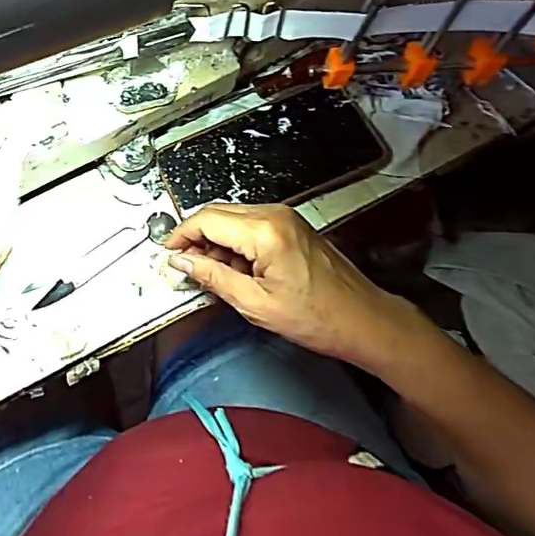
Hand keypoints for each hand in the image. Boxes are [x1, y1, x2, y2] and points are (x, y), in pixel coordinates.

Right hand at [164, 203, 439, 371]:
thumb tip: (182, 262)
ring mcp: (284, 218)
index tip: (169, 253)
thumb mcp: (255, 304)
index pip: (206, 220)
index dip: (181, 236)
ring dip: (214, 241)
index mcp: (265, 232)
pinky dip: (233, 242)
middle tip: (184, 264)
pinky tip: (234, 268)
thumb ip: (212, 276)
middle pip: (216, 213)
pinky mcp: (290, 225)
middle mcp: (275, 215)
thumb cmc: (322, 317)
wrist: (365, 321)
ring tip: (212, 273)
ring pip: (231, 218)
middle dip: (195, 237)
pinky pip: (248, 224)